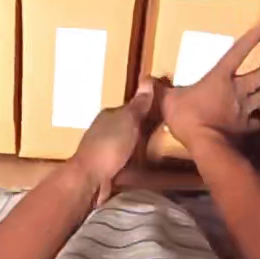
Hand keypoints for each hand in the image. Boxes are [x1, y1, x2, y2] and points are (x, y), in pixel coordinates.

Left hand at [69, 82, 155, 203]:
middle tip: (170, 134)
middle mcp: (104, 132)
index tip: (166, 113)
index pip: (131, 108)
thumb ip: (138, 105)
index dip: (147, 109)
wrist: (89, 179)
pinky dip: (135, 165)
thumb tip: (148, 79)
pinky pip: (125, 164)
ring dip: (141, 149)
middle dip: (146, 131)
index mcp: (108, 116)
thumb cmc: (109, 146)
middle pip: (129, 128)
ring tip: (164, 152)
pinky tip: (148, 168)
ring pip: (127, 147)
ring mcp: (104, 151)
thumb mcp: (128, 121)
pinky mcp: (107, 170)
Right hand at [160, 17, 259, 150]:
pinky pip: (258, 122)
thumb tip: (145, 79)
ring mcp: (245, 109)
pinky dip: (257, 121)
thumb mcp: (167, 100)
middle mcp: (238, 89)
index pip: (240, 49)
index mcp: (220, 77)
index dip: (256, 33)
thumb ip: (160, 89)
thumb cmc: (187, 117)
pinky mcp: (246, 128)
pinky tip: (253, 122)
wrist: (205, 144)